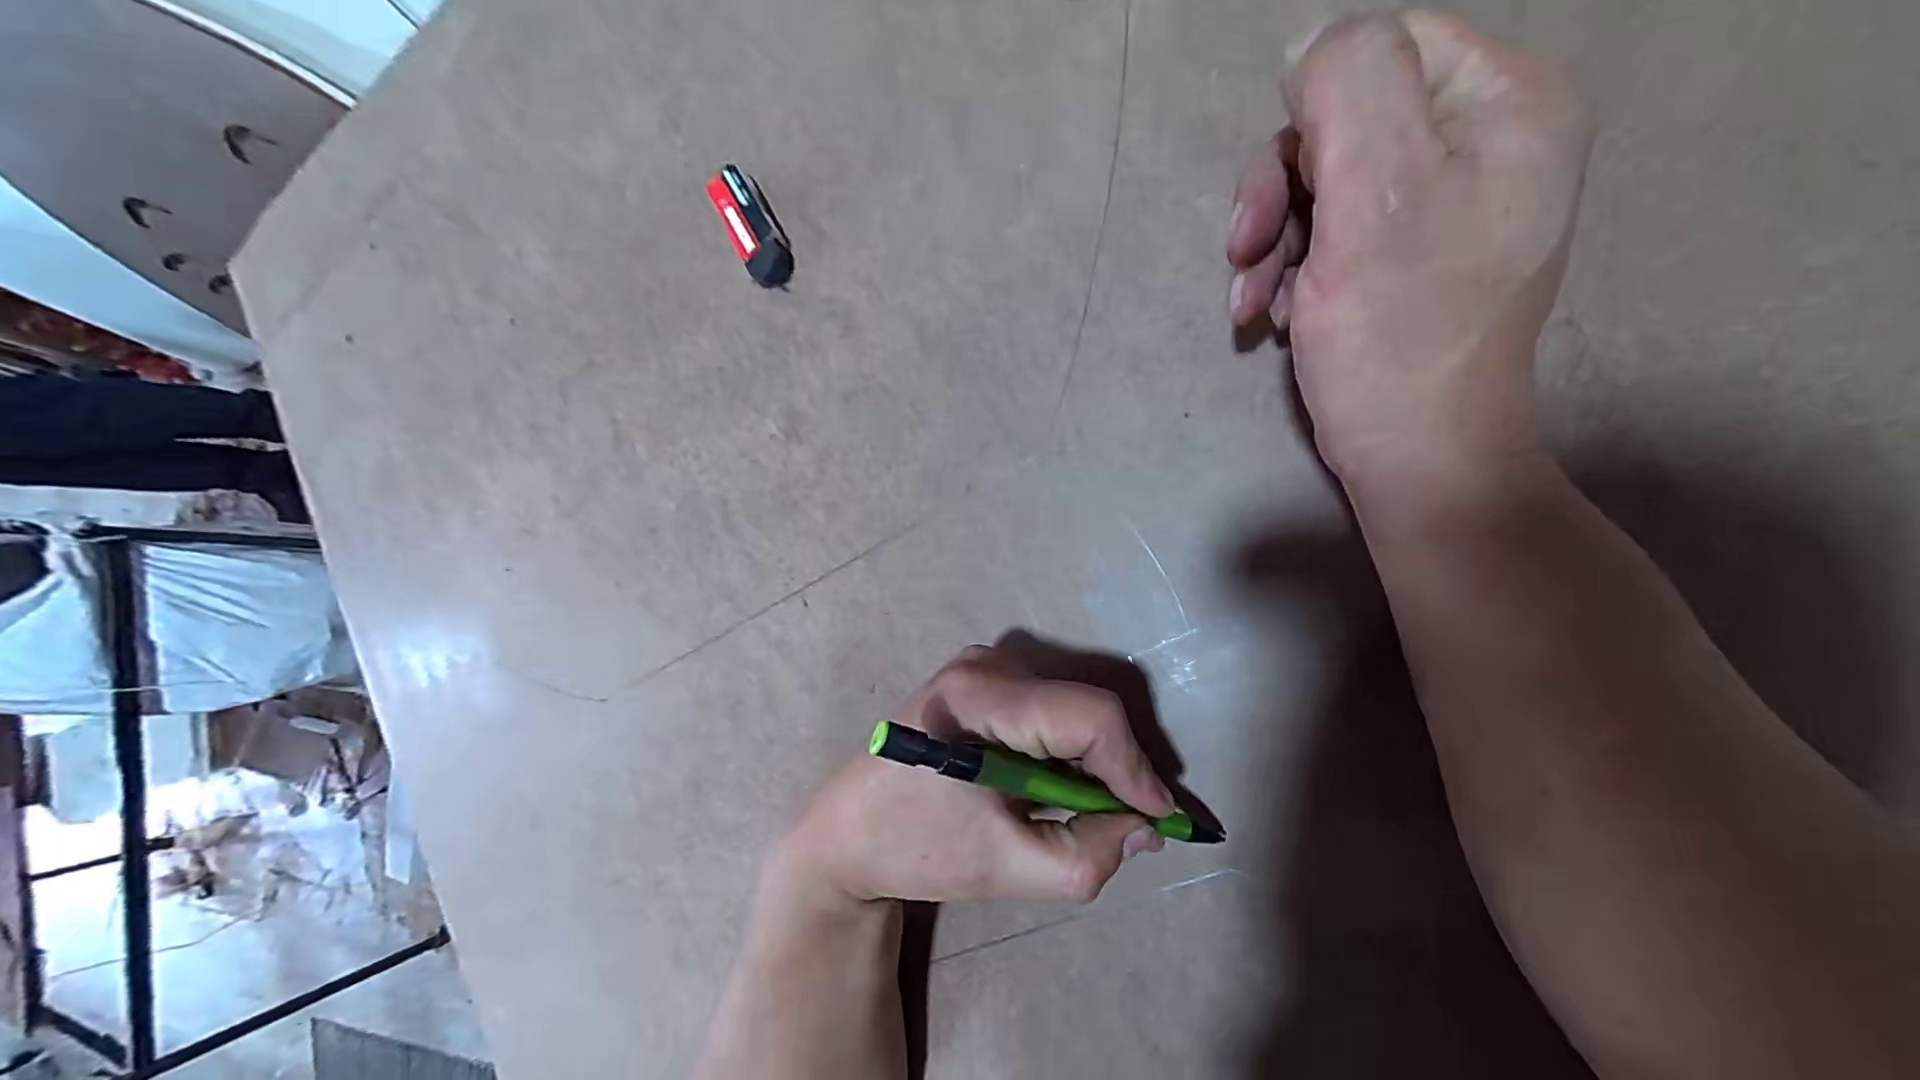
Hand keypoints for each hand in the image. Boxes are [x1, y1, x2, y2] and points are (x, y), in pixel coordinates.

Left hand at [773, 646, 1175, 905]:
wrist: (848, 830)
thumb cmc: (917, 849)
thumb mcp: (1010, 868)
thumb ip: (1091, 854)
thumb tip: (1148, 825)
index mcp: (981, 699)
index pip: (1090, 718)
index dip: (1135, 769)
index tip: (1160, 821)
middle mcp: (984, 665)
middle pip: (1086, 708)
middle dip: (1117, 769)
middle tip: (1130, 823)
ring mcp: (981, 663)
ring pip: (1074, 705)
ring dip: (1094, 760)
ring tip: (1087, 811)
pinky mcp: (983, 675)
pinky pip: (1052, 704)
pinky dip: (1069, 745)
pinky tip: (1054, 785)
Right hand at [1227, 12, 1593, 481]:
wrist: (1416, 453)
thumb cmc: (1396, 335)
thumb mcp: (1372, 195)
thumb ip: (1348, 87)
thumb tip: (1309, 46)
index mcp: (1505, 107)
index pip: (1387, 50)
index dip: (1313, 116)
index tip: (1279, 199)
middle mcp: (1485, 146)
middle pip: (1348, 122)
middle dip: (1281, 193)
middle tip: (1244, 254)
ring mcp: (1443, 208)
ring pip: (1326, 184)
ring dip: (1272, 241)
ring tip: (1250, 302)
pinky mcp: (1406, 261)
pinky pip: (1332, 235)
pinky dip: (1289, 272)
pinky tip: (1269, 315)